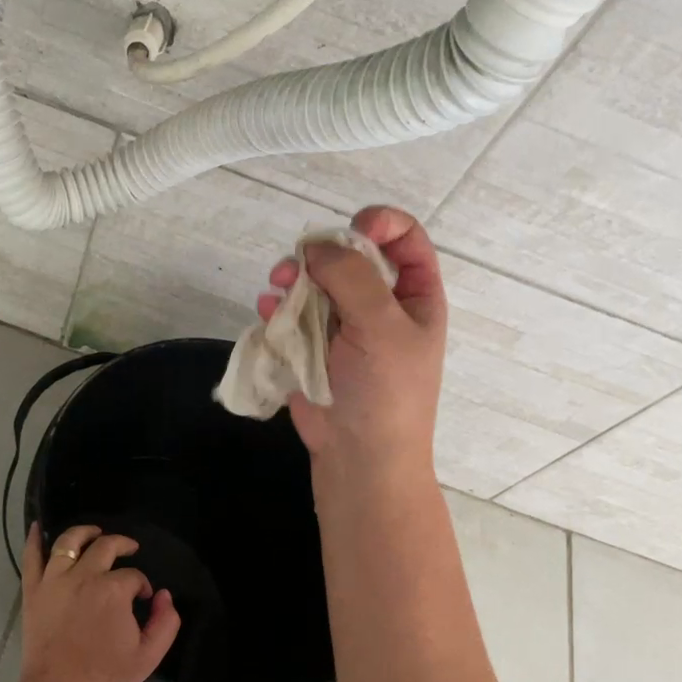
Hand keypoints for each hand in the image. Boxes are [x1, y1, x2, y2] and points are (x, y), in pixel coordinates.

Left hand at [15, 523, 180, 681]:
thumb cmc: (105, 676)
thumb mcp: (149, 655)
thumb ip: (165, 622)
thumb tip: (163, 596)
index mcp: (113, 590)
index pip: (133, 576)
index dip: (141, 585)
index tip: (142, 598)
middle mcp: (83, 576)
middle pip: (105, 547)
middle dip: (122, 544)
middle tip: (129, 548)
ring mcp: (54, 581)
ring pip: (69, 541)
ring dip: (85, 532)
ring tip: (94, 532)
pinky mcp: (33, 590)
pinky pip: (31, 557)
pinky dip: (33, 538)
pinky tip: (37, 526)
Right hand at [257, 206, 447, 490]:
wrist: (360, 458)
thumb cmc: (386, 392)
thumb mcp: (382, 326)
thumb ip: (353, 277)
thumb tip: (318, 247)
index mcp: (414, 296)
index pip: (403, 239)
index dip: (380, 223)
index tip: (352, 229)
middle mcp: (379, 306)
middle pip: (348, 258)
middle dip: (321, 257)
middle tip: (296, 268)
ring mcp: (342, 329)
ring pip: (313, 286)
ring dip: (293, 282)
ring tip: (276, 293)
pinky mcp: (311, 349)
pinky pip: (291, 316)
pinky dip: (277, 310)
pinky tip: (267, 313)